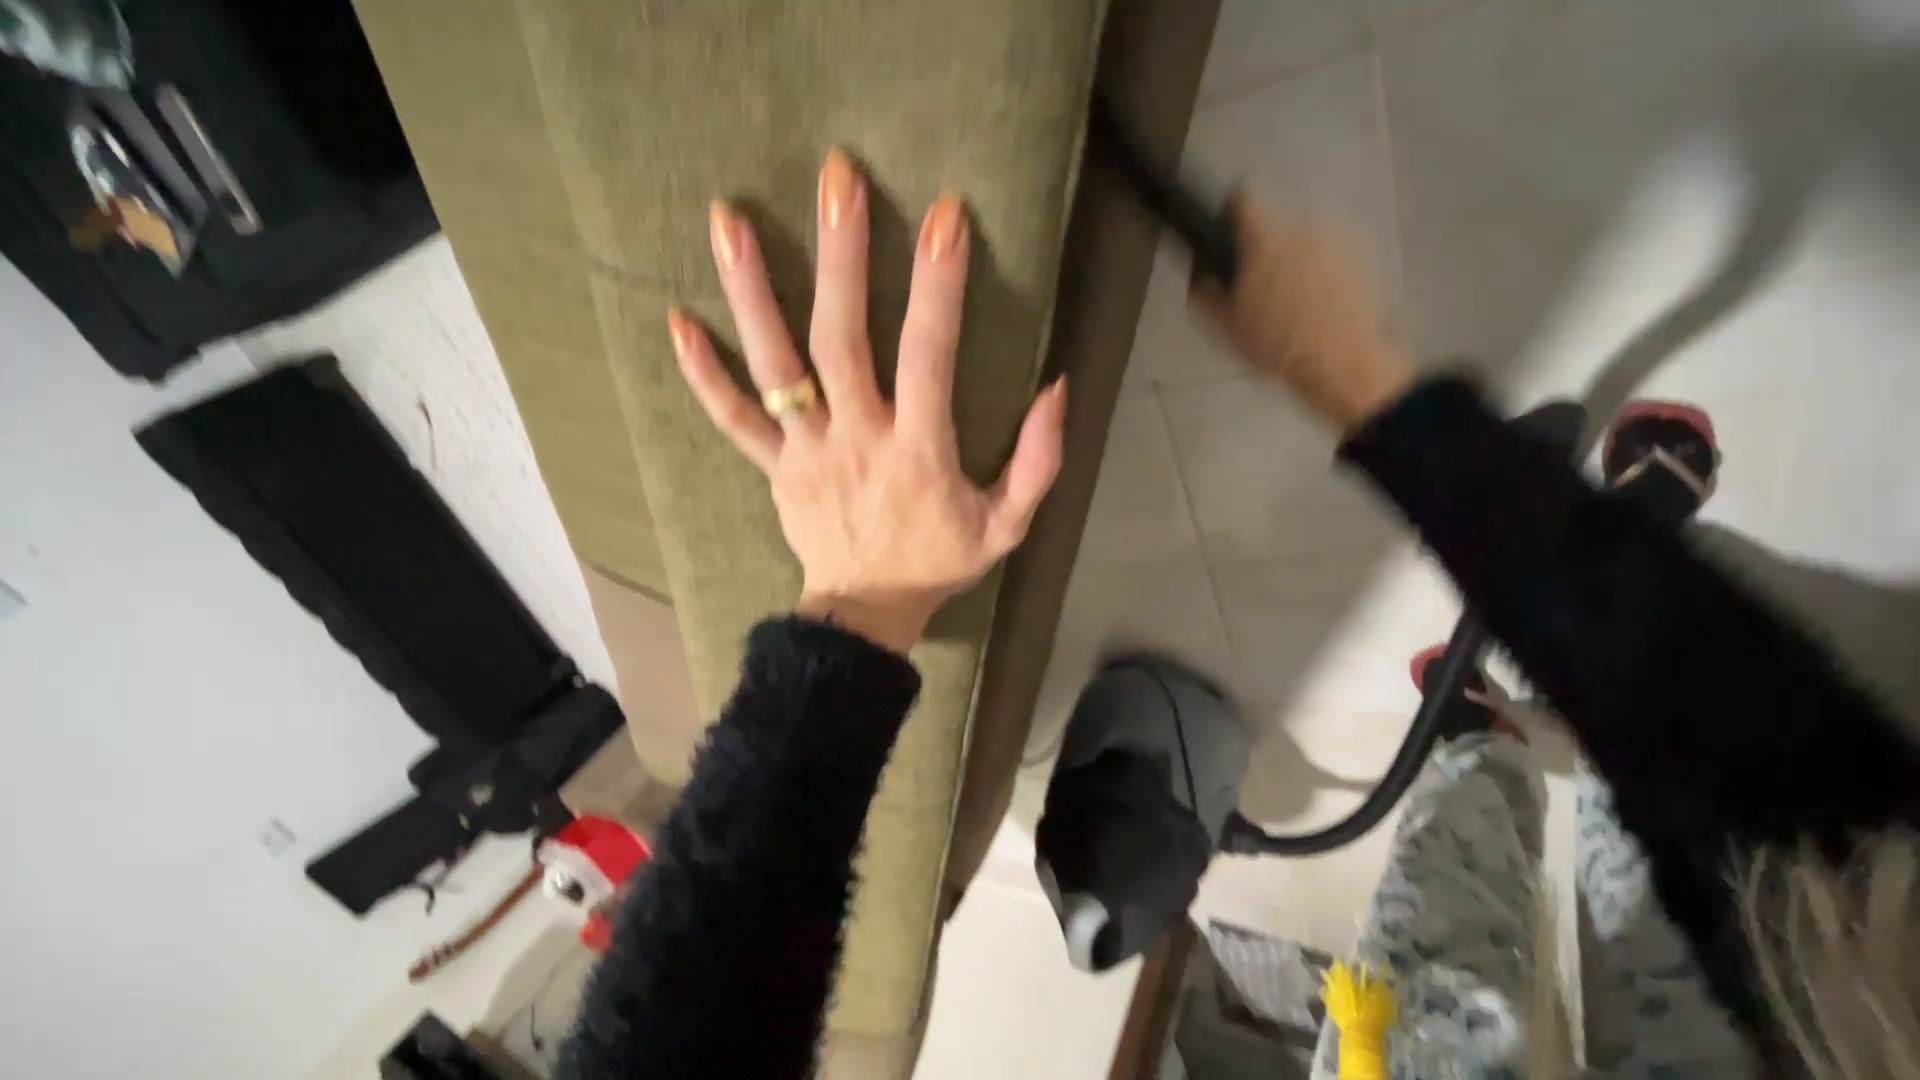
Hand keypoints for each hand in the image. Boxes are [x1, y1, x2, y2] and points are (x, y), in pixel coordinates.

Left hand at [668, 149, 1067, 653]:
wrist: (867, 615)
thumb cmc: (939, 562)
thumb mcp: (1007, 524)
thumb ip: (1037, 461)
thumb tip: (1056, 388)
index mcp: (918, 450)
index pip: (928, 355)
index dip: (939, 287)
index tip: (944, 217)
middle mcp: (855, 438)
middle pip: (842, 340)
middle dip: (842, 258)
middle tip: (837, 180)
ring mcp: (805, 451)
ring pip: (775, 366)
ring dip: (751, 293)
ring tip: (727, 220)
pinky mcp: (774, 466)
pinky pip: (733, 420)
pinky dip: (704, 375)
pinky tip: (677, 322)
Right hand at [1194, 194, 1414, 430]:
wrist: (1344, 364)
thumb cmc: (1278, 346)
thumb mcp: (1226, 328)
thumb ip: (1207, 293)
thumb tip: (1200, 274)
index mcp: (1264, 241)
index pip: (1244, 198)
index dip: (1232, 209)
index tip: (1228, 227)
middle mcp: (1303, 229)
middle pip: (1276, 230)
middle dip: (1268, 252)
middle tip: (1262, 291)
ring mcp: (1338, 242)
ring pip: (1306, 245)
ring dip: (1297, 264)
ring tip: (1294, 306)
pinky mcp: (1363, 259)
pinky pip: (1332, 260)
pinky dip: (1324, 276)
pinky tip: (1320, 309)